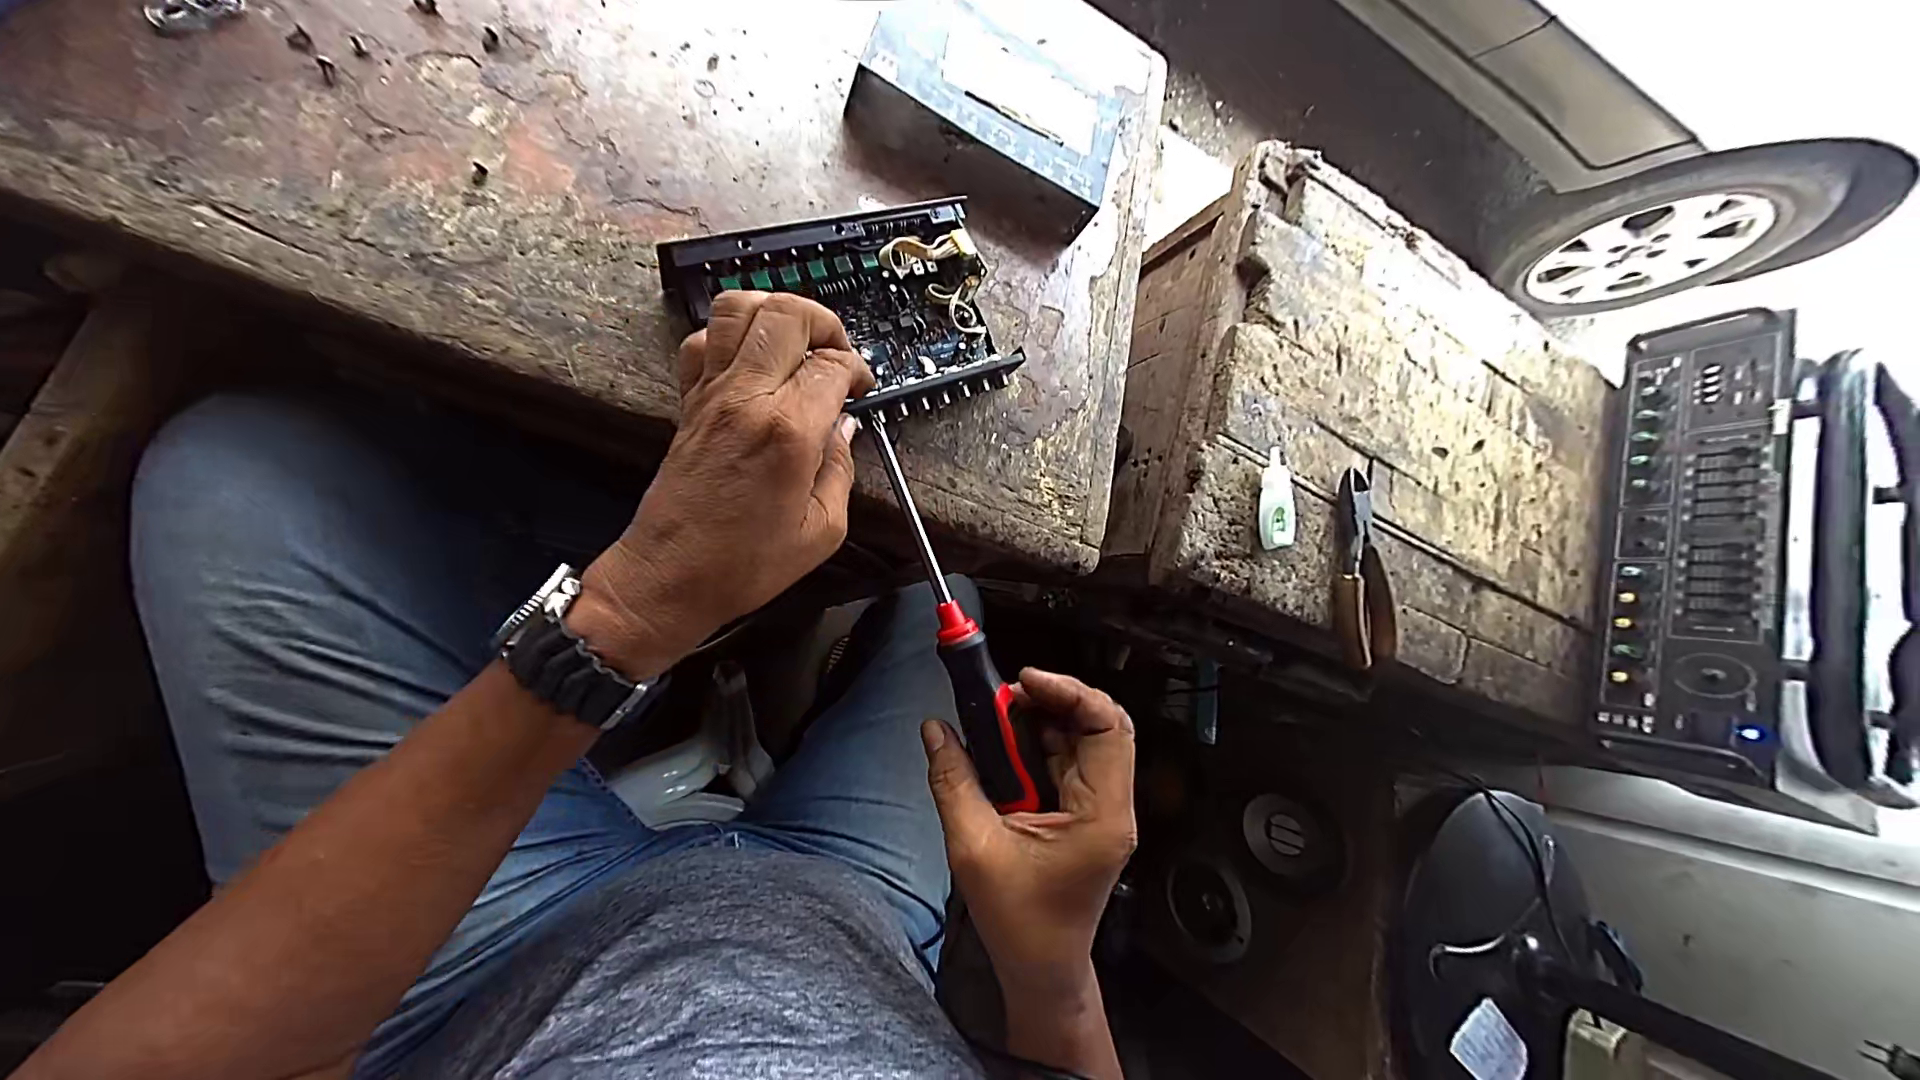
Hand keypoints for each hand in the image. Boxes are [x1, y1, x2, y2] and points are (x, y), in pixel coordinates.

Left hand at [573, 291, 873, 676]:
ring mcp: (711, 396)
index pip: (831, 365)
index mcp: (788, 433)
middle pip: (786, 315)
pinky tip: (752, 360)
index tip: (861, 388)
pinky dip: (732, 334)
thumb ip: (842, 470)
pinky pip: (703, 340)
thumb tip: (844, 432)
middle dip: (824, 322)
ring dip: (776, 313)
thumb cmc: (743, 563)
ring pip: (738, 310)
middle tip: (837, 352)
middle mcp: (747, 400)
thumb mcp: (823, 529)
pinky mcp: (688, 403)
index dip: (856, 370)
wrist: (671, 575)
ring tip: (798, 342)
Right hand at [922, 668, 1136, 989]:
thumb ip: (953, 781)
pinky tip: (1010, 740)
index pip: (1107, 728)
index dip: (1070, 692)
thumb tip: (935, 730)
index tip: (1025, 681)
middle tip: (1010, 694)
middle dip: (1056, 698)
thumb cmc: (1019, 923)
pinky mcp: (1083, 808)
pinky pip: (1069, 755)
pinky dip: (1041, 738)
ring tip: (1003, 713)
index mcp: (1101, 815)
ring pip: (1084, 735)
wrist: (1041, 968)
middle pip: (1101, 723)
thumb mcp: (973, 848)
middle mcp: (1110, 804)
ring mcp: (1099, 806)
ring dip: (1045, 716)